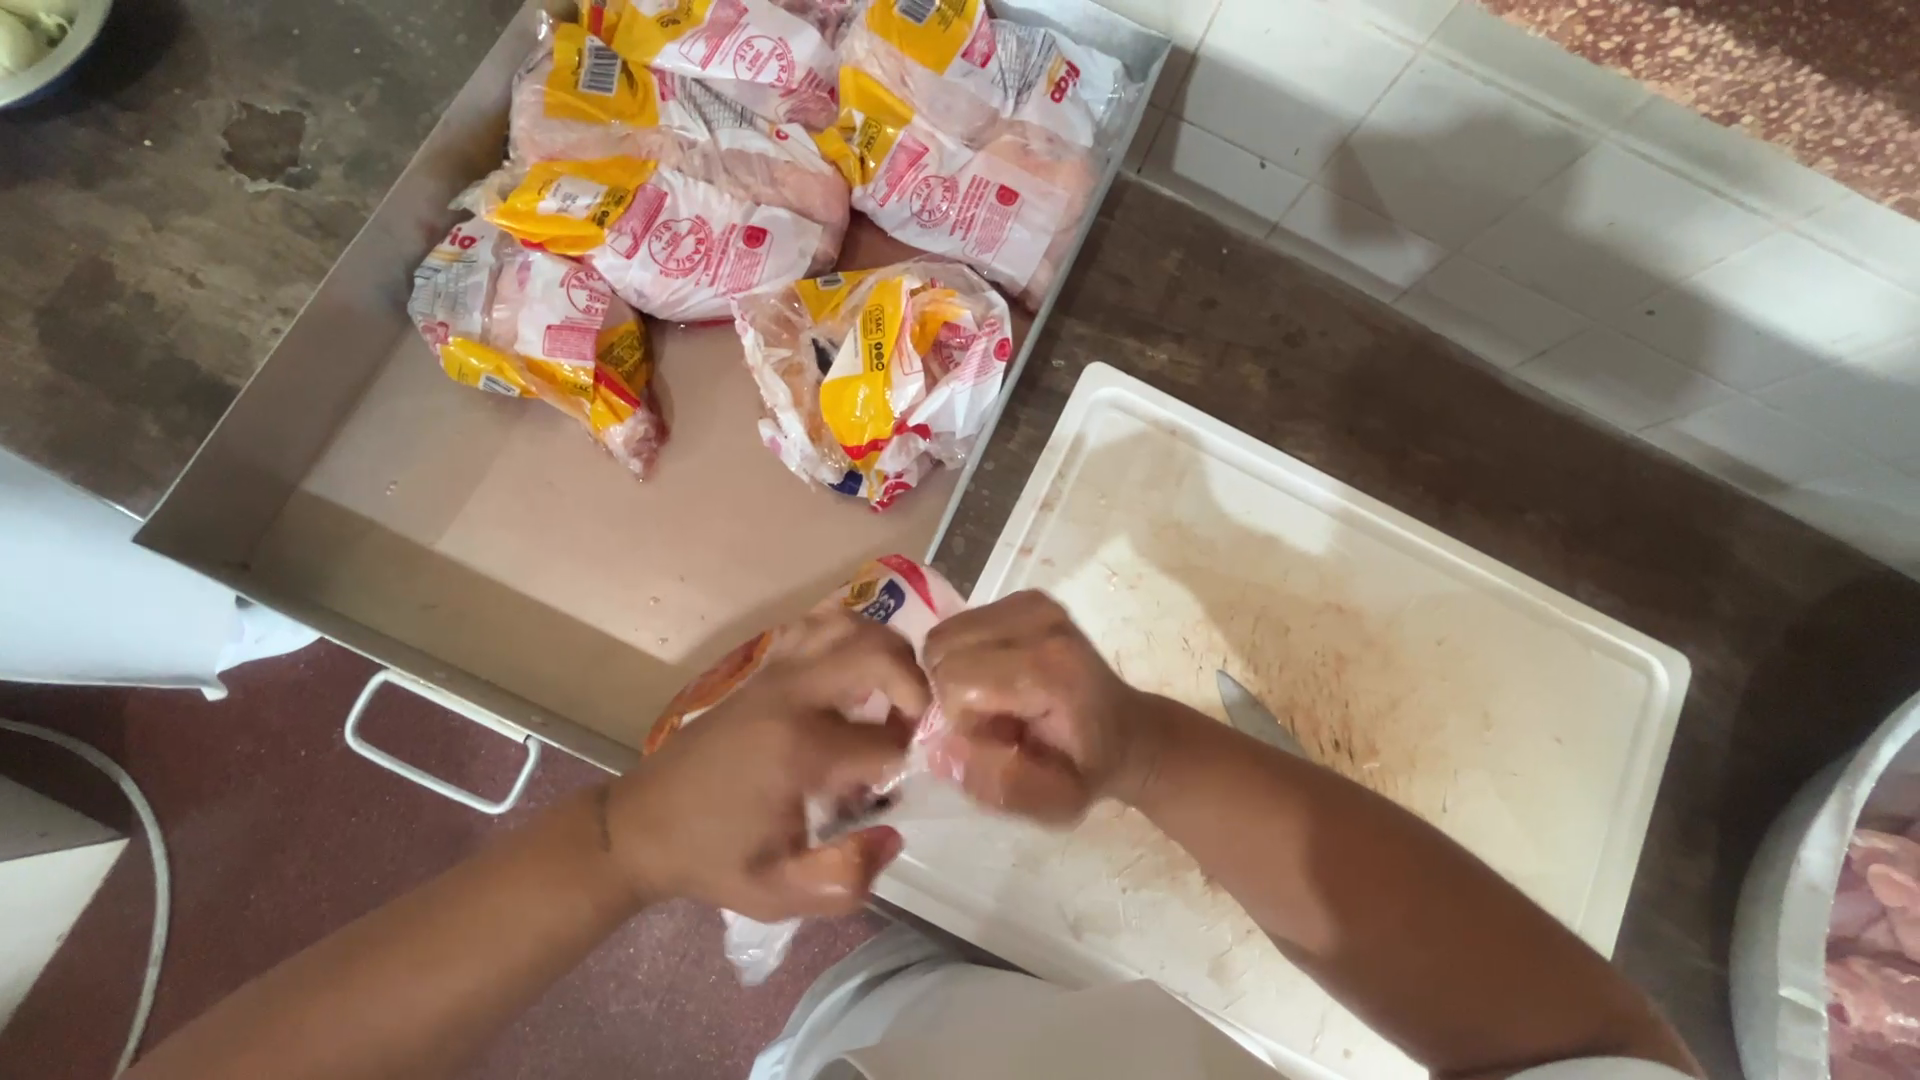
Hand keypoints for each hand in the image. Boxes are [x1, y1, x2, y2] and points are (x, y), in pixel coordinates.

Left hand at [604, 612, 929, 920]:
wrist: (641, 824)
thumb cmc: (714, 858)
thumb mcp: (776, 893)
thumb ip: (845, 878)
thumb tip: (894, 835)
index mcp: (798, 750)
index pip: (886, 739)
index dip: (906, 759)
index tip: (896, 782)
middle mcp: (791, 696)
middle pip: (877, 653)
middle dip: (915, 683)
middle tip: (917, 720)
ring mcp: (775, 672)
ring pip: (849, 624)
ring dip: (887, 650)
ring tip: (894, 689)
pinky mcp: (763, 666)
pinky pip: (818, 623)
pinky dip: (851, 633)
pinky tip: (855, 668)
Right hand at [922, 590, 1160, 823]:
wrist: (1127, 731)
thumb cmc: (1087, 770)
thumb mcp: (1053, 801)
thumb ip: (1000, 782)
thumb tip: (943, 750)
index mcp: (1050, 668)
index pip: (954, 679)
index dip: (957, 718)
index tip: (987, 740)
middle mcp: (1041, 621)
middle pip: (942, 649)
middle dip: (949, 693)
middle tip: (986, 721)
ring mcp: (1033, 603)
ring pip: (944, 636)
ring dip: (952, 674)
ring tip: (991, 701)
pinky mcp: (1024, 598)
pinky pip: (959, 626)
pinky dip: (964, 656)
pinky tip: (994, 679)